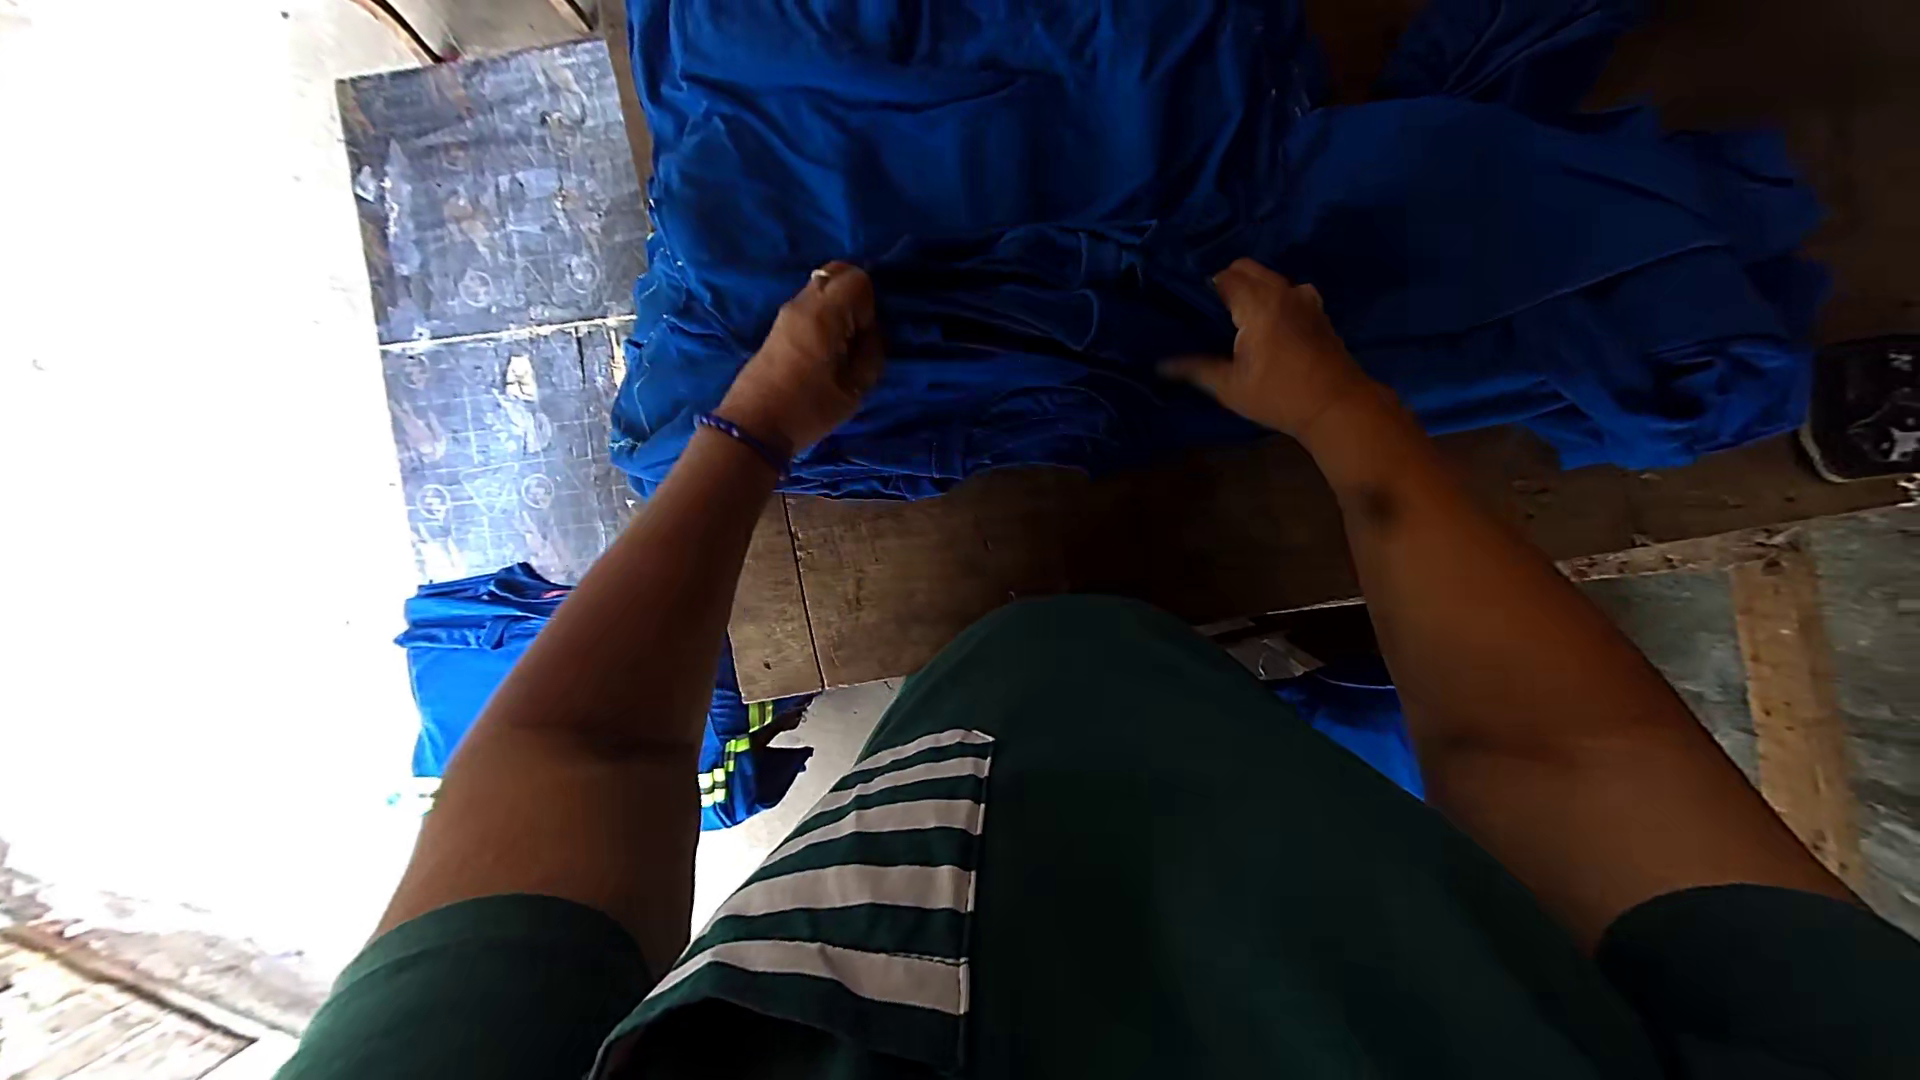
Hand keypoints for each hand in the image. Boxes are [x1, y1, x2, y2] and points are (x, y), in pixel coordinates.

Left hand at [717, 261, 884, 454]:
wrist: (755, 427)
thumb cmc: (809, 410)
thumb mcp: (854, 389)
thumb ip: (871, 355)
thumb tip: (870, 335)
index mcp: (823, 314)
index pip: (857, 279)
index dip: (869, 306)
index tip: (864, 338)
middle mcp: (802, 303)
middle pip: (836, 272)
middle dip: (855, 297)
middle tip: (857, 335)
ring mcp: (786, 313)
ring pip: (821, 287)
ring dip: (839, 307)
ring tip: (841, 347)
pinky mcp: (778, 327)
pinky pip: (810, 304)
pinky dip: (825, 315)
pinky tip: (825, 350)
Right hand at [1160, 258, 1380, 439]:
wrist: (1336, 404)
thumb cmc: (1278, 395)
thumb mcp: (1229, 387)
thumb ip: (1195, 369)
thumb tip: (1161, 365)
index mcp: (1258, 304)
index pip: (1223, 277)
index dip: (1204, 290)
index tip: (1191, 310)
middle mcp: (1283, 291)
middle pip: (1246, 268)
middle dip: (1225, 284)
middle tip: (1210, 315)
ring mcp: (1305, 298)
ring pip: (1268, 277)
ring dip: (1250, 290)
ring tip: (1235, 321)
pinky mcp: (1317, 309)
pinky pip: (1286, 290)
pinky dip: (1271, 298)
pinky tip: (1264, 326)